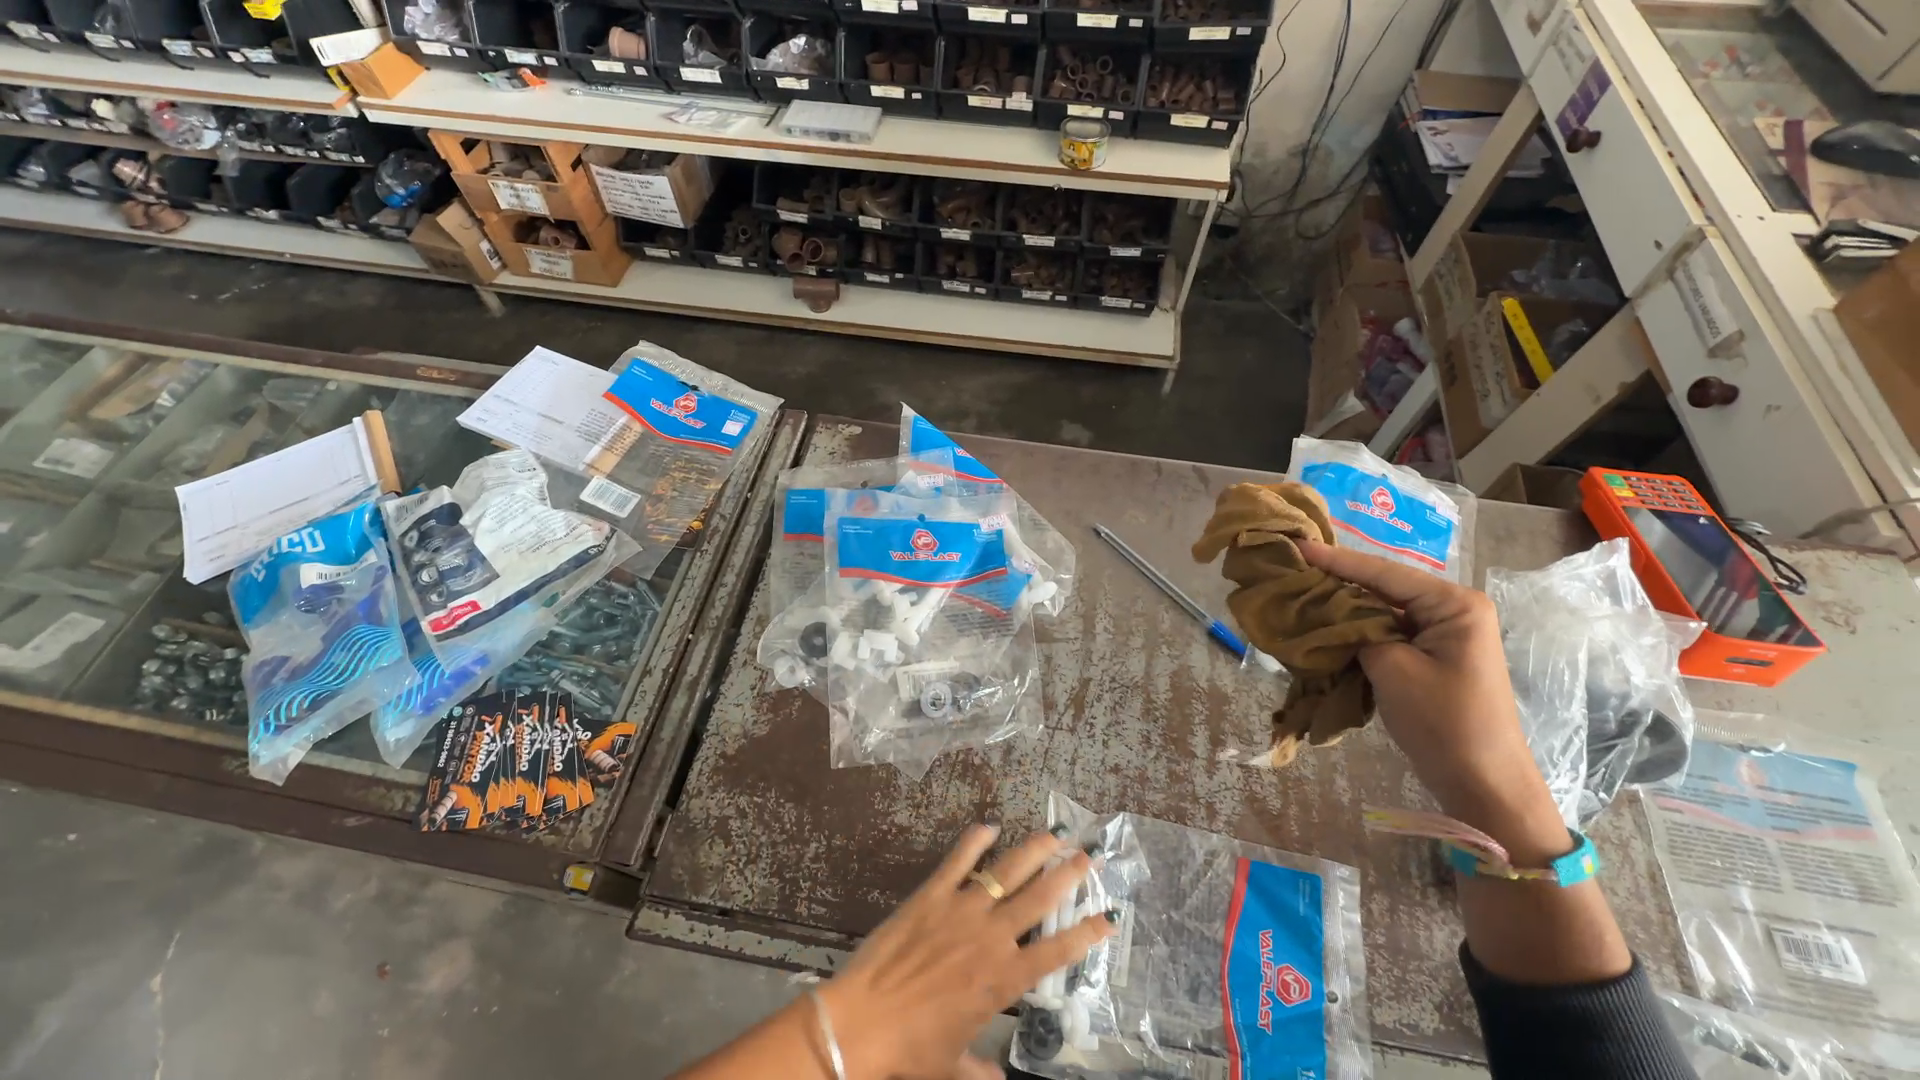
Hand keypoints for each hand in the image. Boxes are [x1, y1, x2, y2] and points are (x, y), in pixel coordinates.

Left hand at [817, 825, 1114, 1079]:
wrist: (862, 1022)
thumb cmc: (910, 1049)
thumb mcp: (952, 1067)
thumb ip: (980, 1072)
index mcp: (1004, 980)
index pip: (1058, 952)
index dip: (1088, 934)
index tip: (1109, 918)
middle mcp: (992, 938)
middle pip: (1040, 898)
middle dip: (1068, 875)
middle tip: (1087, 856)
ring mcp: (962, 911)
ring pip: (1008, 871)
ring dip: (1034, 850)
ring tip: (1054, 834)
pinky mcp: (931, 895)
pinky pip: (958, 861)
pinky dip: (974, 841)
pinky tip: (989, 826)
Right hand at [1299, 540, 1567, 861]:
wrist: (1482, 782)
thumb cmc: (1443, 721)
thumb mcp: (1392, 669)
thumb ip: (1357, 631)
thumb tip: (1329, 615)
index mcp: (1454, 604)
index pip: (1384, 573)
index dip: (1336, 561)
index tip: (1297, 546)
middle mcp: (1452, 610)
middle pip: (1383, 587)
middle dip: (1337, 582)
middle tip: (1291, 569)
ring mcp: (1442, 636)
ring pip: (1381, 612)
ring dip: (1343, 609)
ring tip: (1298, 594)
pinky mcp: (1430, 659)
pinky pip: (1386, 634)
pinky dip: (1355, 633)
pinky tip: (1322, 628)